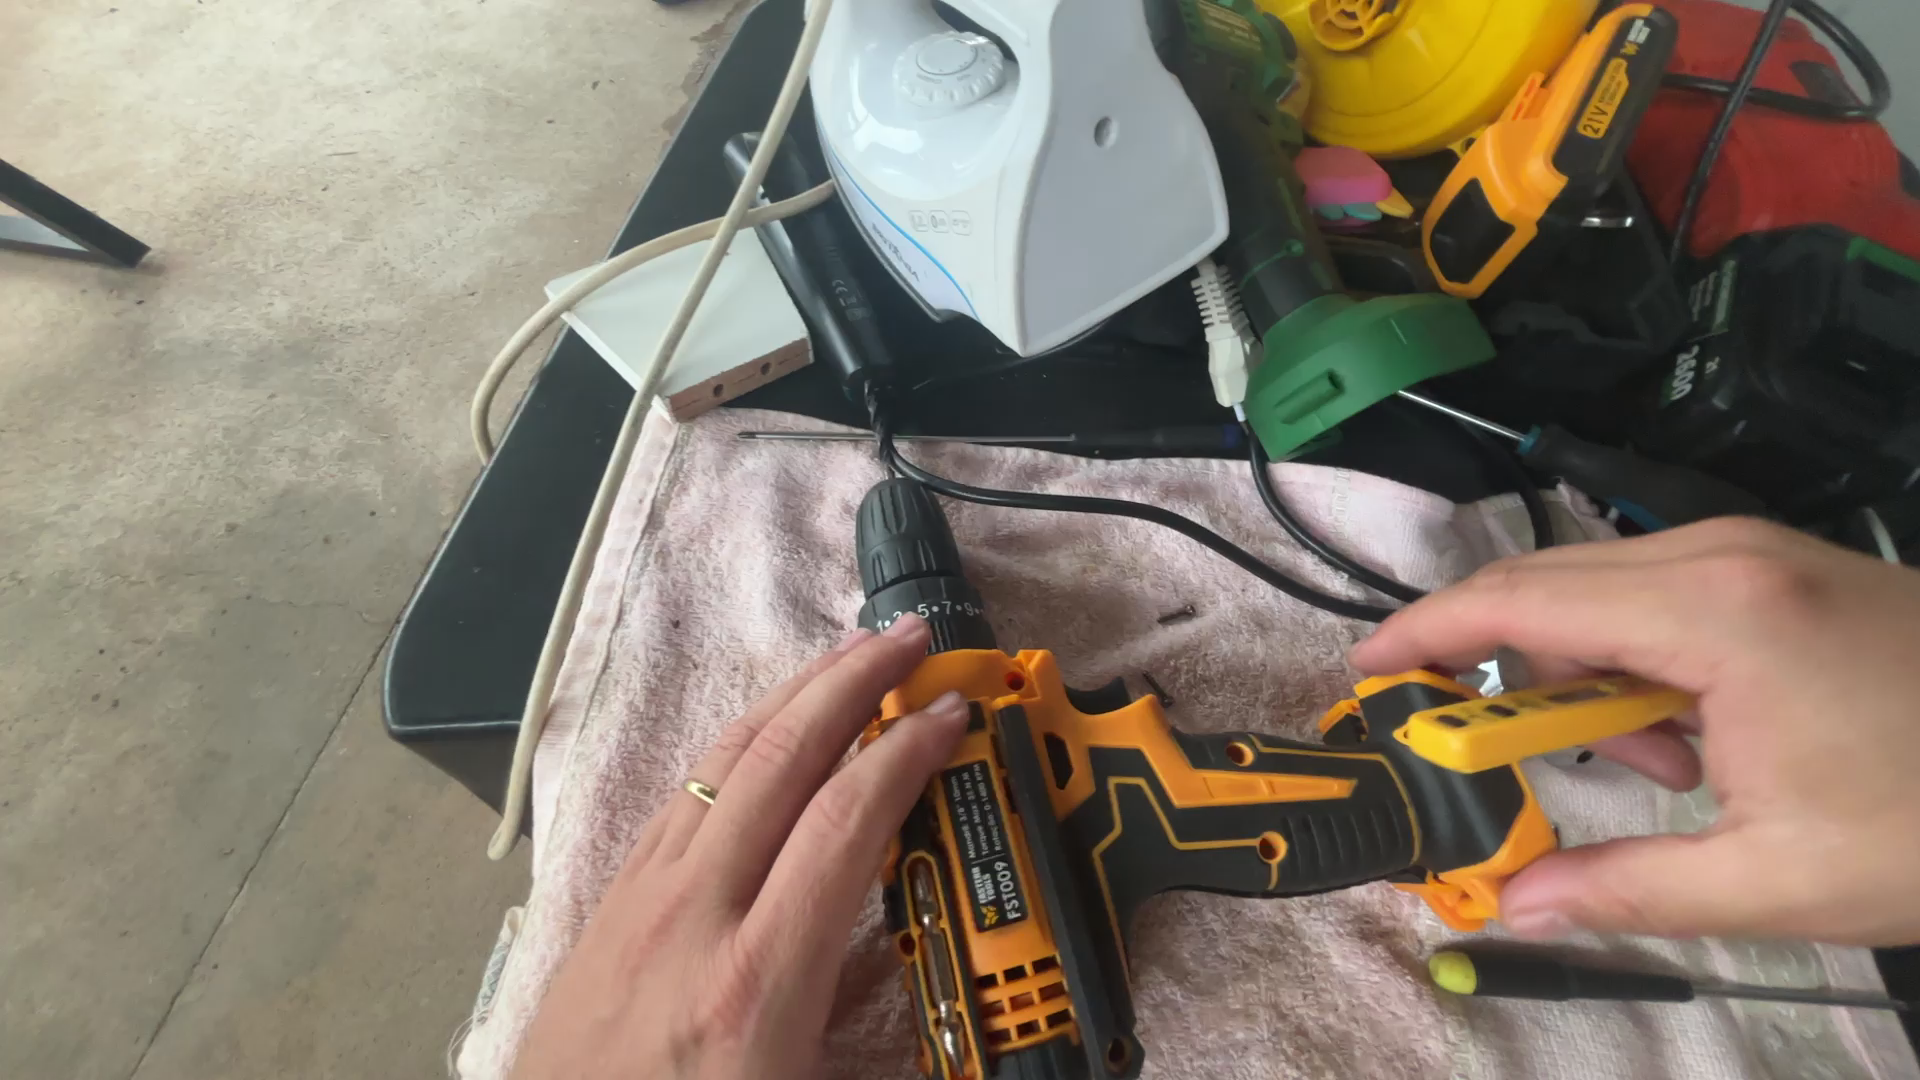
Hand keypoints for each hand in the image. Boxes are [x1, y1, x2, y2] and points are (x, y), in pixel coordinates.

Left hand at [512, 613, 965, 1079]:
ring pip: (730, 755)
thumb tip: (945, 987)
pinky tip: (779, 720)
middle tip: (907, 638)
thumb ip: (883, 1030)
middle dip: (856, 682)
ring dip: (800, 690)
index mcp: (756, 985)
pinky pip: (693, 785)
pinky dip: (750, 731)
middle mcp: (694, 916)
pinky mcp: (617, 891)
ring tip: (852, 653)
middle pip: (784, 757)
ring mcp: (645, 894)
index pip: (844, 822)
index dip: (905, 753)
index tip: (948, 713)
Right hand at [1350, 518, 1919, 945]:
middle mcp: (1707, 553)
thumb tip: (1516, 912)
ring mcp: (1738, 549)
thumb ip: (1630, 890)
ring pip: (1577, 589)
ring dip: (1569, 668)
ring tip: (1647, 754)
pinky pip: (1633, 593)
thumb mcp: (1791, 878)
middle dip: (1485, 657)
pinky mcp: (1758, 562)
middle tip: (1472, 729)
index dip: (1420, 632)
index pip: (1510, 601)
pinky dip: (1620, 656)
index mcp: (1706, 611)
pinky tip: (1685, 720)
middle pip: (1529, 585)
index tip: (1365, 667)